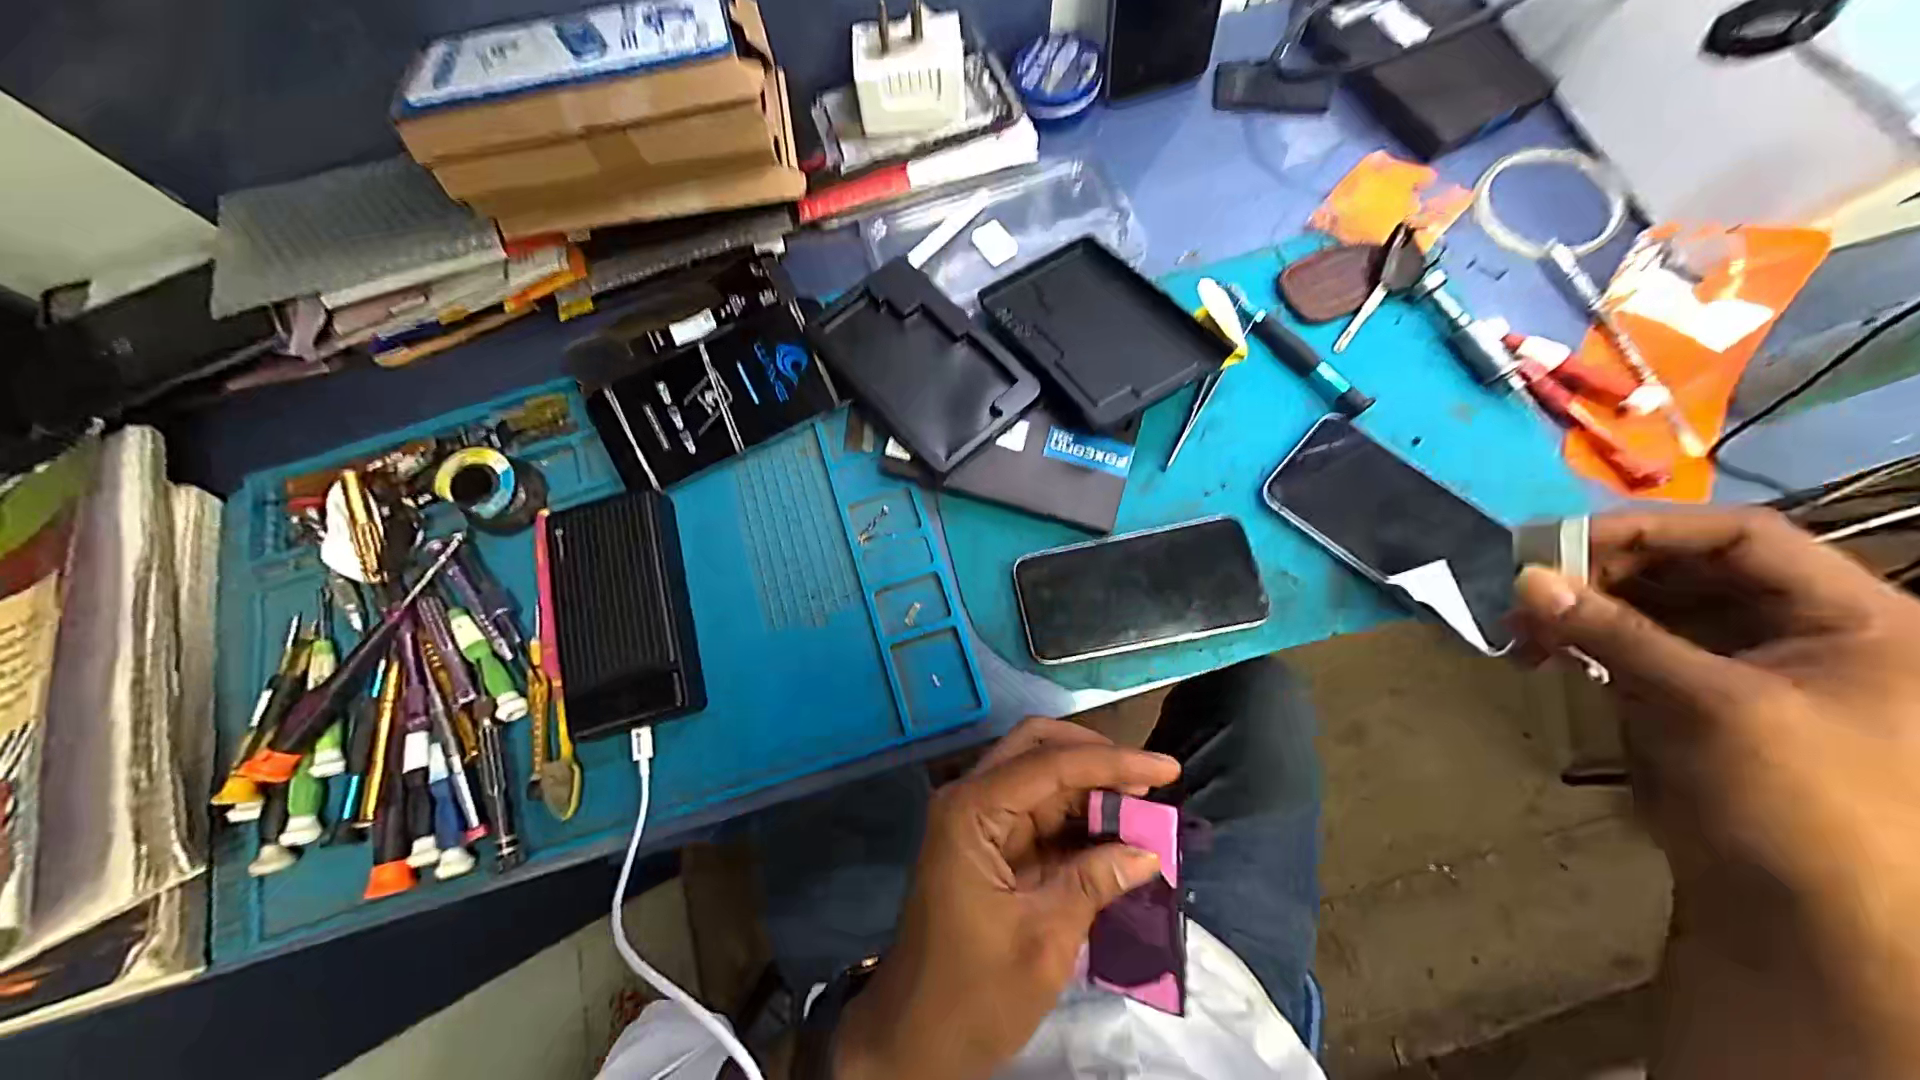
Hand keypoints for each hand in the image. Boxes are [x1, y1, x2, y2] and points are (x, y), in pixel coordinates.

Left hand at [832, 718, 1180, 1079]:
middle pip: (1037, 749)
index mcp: (971, 811)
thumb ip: (1094, 883)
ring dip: (1091, 786)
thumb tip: (1148, 852)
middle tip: (1150, 779)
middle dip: (1096, 757)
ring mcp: (977, 821)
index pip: (1049, 764)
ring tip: (1144, 805)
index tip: (1167, 769)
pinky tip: (1114, 830)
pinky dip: (1078, 816)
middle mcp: (969, 800)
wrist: (914, 1039)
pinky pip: (1038, 813)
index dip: (1113, 762)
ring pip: (1040, 777)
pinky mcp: (989, 845)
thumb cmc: (972, 995)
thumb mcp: (1043, 941)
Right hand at [1513, 508, 1919, 1078]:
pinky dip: (1585, 643)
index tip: (1558, 543)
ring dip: (1583, 609)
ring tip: (1523, 628)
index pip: (1743, 538)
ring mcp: (1746, 663)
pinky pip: (1634, 646)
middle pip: (1688, 569)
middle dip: (1601, 575)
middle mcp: (1802, 628)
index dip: (1649, 530)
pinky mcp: (1698, 695)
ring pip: (1653, 607)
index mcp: (1854, 618)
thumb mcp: (1709, 704)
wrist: (1812, 916)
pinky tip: (1543, 654)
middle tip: (1527, 589)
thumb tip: (1524, 577)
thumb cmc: (1802, 800)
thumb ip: (1614, 633)